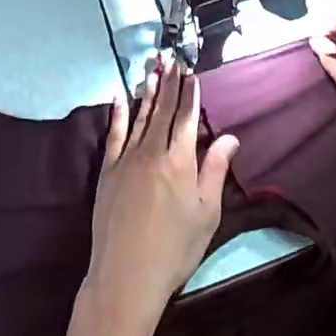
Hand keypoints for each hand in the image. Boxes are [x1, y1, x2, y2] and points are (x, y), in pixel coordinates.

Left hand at [86, 56, 237, 332]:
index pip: (185, 118)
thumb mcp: (206, 213)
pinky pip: (113, 136)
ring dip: (147, 91)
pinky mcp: (106, 173)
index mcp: (179, 162)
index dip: (190, 94)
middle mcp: (151, 153)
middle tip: (171, 58)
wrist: (126, 277)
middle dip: (169, 83)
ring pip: (139, 118)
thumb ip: (215, 171)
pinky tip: (121, 97)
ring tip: (153, 68)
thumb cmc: (175, 248)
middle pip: (162, 111)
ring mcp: (125, 161)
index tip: (192, 72)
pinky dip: (118, 114)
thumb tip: (229, 137)